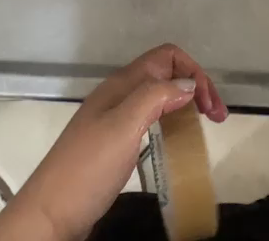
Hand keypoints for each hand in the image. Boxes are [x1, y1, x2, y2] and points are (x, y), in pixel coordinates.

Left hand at [0, 44, 227, 240]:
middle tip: (217, 118)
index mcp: (122, 84)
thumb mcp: (124, 127)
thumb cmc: (88, 167)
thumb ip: (154, 97)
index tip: (211, 108)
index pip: (166, 57)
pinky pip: (150, 118)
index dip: (193, 73)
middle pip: (165, 74)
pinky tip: (175, 140)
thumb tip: (187, 83)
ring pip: (158, 96)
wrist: (50, 212)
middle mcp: (119, 94)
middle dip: (195, 87)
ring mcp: (115, 118)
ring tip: (203, 127)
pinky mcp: (114, 142)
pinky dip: (170, 121)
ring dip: (184, 103)